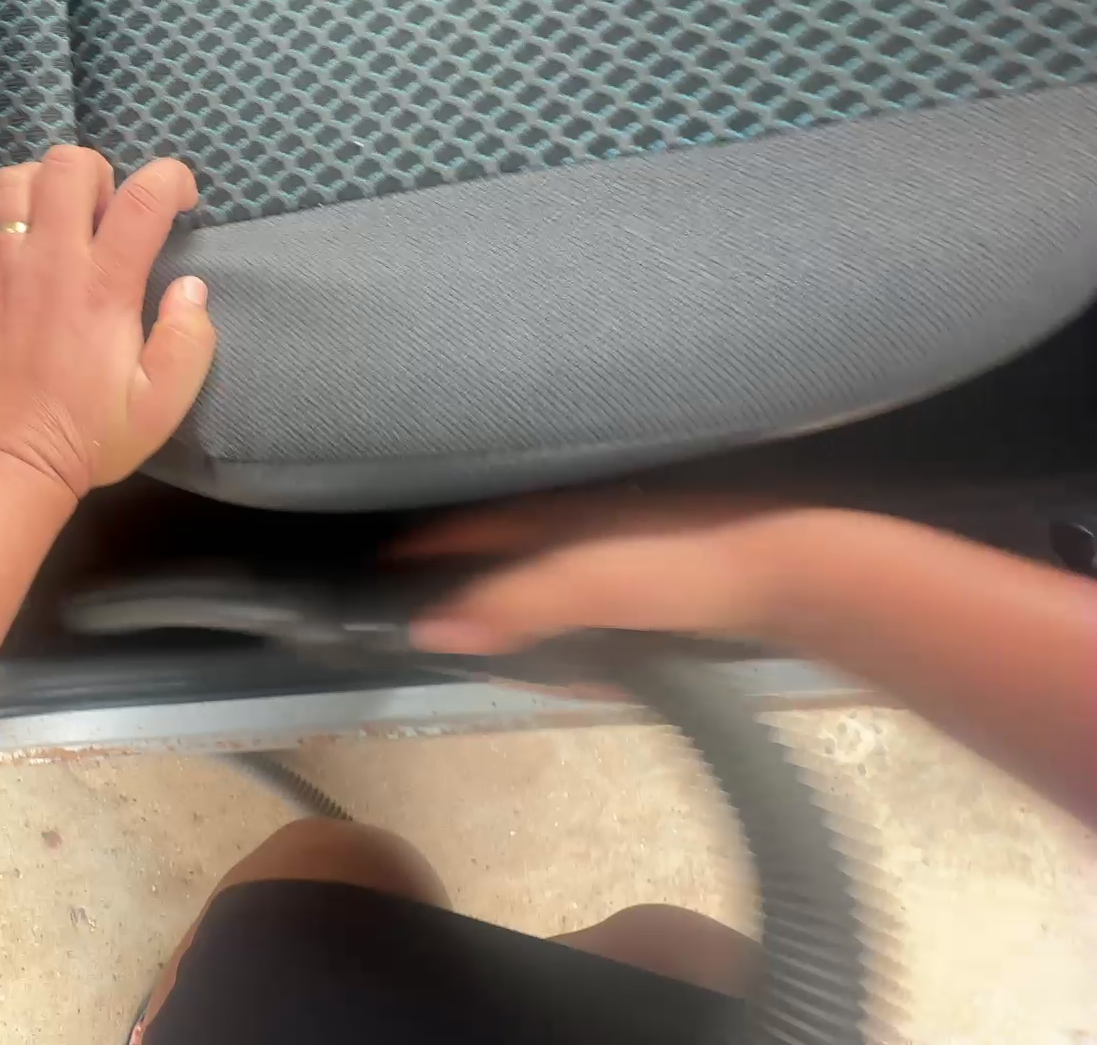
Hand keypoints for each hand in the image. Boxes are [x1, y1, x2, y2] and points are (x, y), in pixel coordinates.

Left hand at [0, 145, 215, 500]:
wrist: (9, 463)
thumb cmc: (90, 437)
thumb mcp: (163, 403)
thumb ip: (189, 340)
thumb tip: (190, 287)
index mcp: (105, 285)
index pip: (144, 196)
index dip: (171, 179)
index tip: (181, 202)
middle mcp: (50, 261)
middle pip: (67, 165)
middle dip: (99, 173)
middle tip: (107, 215)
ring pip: (11, 181)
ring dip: (40, 189)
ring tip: (55, 225)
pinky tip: (7, 258)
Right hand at [400, 495, 791, 654]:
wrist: (796, 580)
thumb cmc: (679, 567)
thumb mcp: (584, 583)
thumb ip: (507, 604)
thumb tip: (427, 630)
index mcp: (543, 515)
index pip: (457, 529)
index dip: (414, 550)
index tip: (378, 573)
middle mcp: (564, 529)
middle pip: (486, 559)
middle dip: (451, 586)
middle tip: (421, 618)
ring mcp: (600, 557)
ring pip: (529, 588)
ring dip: (505, 617)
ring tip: (484, 648)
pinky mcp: (632, 587)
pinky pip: (570, 612)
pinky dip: (555, 634)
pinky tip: (563, 658)